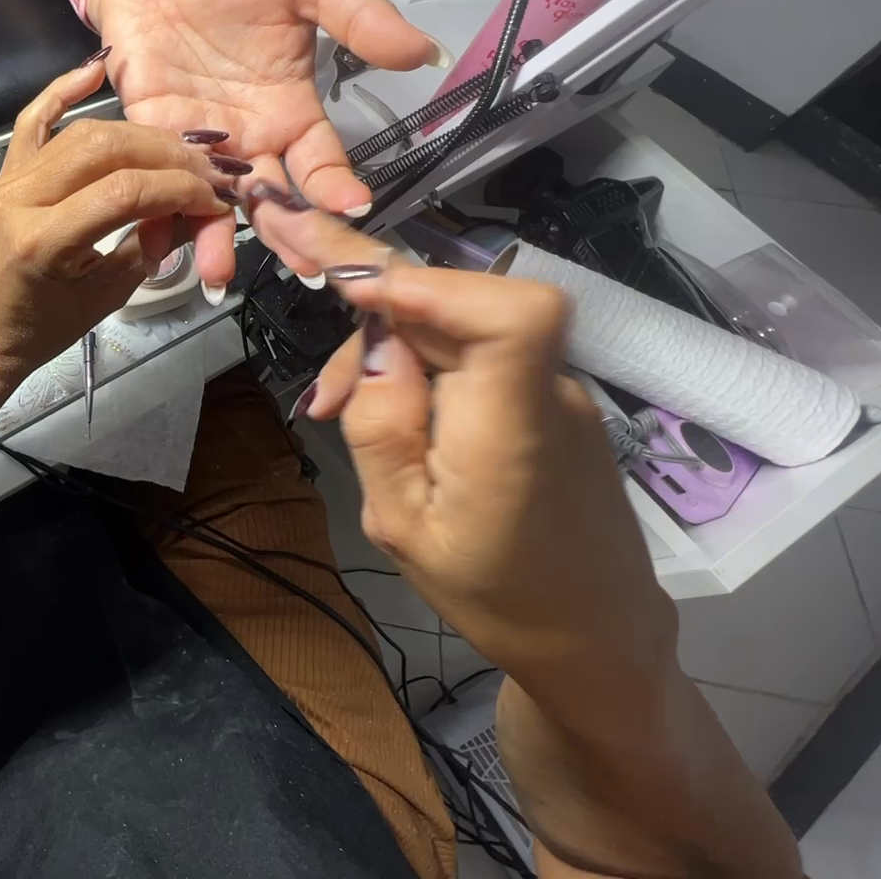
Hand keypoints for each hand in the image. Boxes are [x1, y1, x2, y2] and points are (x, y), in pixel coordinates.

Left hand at [0, 58, 233, 392]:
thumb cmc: (46, 328)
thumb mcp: (108, 294)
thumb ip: (152, 243)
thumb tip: (198, 208)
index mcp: (44, 240)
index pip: (126, 191)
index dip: (179, 189)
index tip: (215, 198)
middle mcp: (21, 199)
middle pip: (106, 149)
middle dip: (166, 155)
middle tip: (206, 171)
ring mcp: (8, 181)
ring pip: (82, 133)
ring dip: (137, 135)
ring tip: (177, 151)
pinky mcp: (4, 174)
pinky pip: (33, 121)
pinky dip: (62, 91)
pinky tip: (95, 69)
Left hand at [86, 0, 446, 295]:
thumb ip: (358, 16)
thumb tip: (427, 52)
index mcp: (289, 111)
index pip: (319, 163)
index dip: (335, 186)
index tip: (350, 208)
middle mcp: (247, 140)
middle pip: (269, 200)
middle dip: (284, 235)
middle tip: (296, 268)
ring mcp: (198, 145)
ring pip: (213, 204)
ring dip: (216, 241)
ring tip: (219, 277)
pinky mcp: (150, 138)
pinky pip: (157, 183)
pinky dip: (157, 214)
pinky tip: (160, 246)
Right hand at [242, 197, 676, 711]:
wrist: (591, 634)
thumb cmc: (493, 593)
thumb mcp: (402, 524)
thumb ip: (382, 428)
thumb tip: (375, 343)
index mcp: (511, 434)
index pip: (511, 318)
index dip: (429, 284)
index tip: (352, 283)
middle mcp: (543, 392)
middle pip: (462, 300)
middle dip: (371, 285)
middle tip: (289, 246)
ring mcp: (549, 388)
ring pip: (455, 320)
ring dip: (382, 335)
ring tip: (330, 399)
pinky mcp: (538, 395)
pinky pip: (467, 349)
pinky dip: (411, 355)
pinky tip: (373, 399)